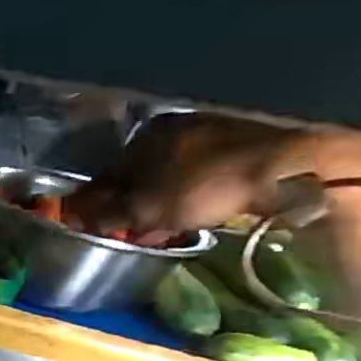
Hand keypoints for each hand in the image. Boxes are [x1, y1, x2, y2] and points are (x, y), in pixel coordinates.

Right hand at [66, 113, 360, 237]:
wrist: (290, 166)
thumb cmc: (205, 186)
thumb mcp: (144, 207)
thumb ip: (104, 211)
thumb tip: (70, 214)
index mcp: (145, 136)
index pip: (107, 175)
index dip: (99, 206)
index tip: (101, 229)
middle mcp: (175, 127)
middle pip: (139, 175)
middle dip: (132, 205)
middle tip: (134, 234)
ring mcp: (211, 132)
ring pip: (170, 177)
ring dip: (162, 204)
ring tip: (165, 230)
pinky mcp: (243, 144)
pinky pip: (200, 177)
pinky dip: (191, 197)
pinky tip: (196, 216)